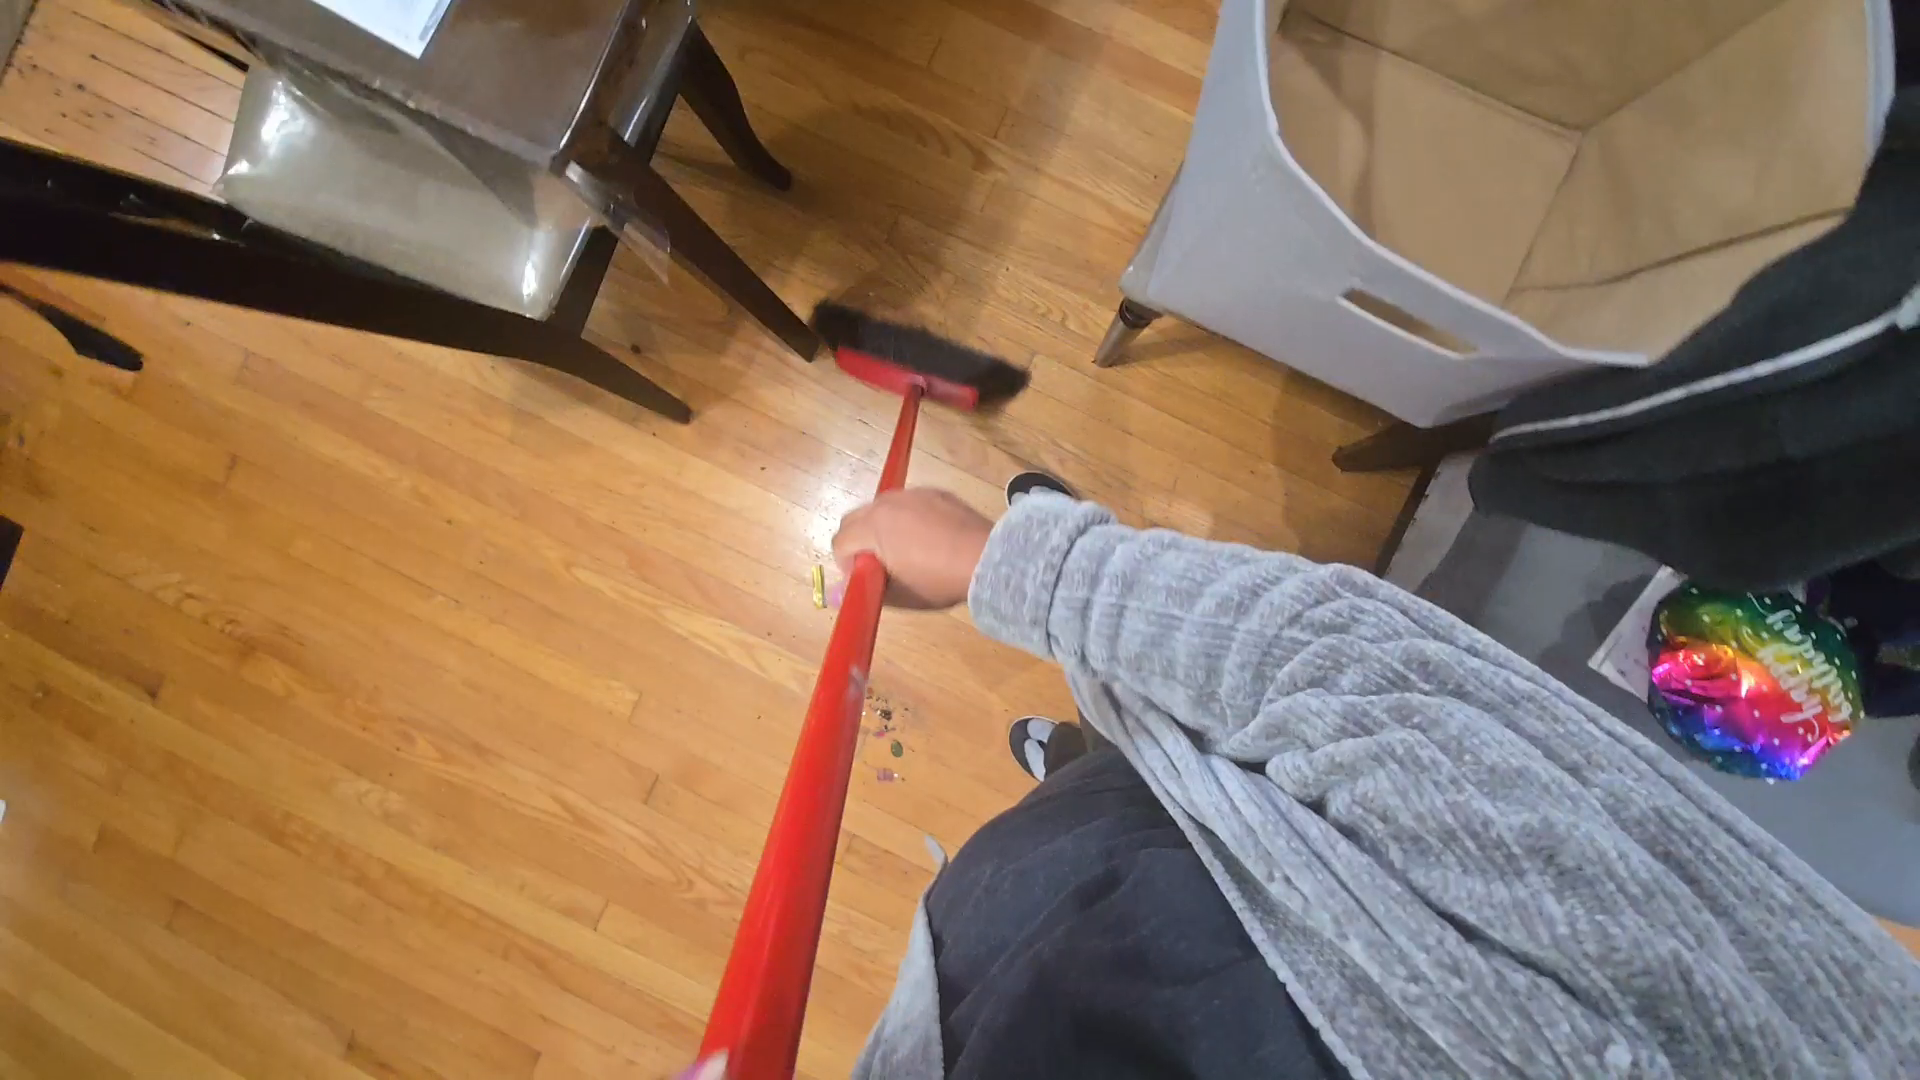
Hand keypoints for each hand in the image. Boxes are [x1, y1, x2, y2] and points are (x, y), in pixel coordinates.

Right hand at [831, 489, 993, 608]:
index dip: (847, 565)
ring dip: (882, 528)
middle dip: (859, 543)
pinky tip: (930, 539)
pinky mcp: (936, 492)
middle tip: (879, 567)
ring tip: (907, 552)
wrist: (986, 558)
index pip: (840, 542)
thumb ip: (864, 591)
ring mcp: (913, 493)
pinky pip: (909, 504)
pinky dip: (908, 518)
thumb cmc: (938, 580)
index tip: (866, 580)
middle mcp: (887, 502)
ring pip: (882, 509)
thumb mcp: (899, 595)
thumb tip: (835, 596)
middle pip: (855, 519)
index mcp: (872, 526)